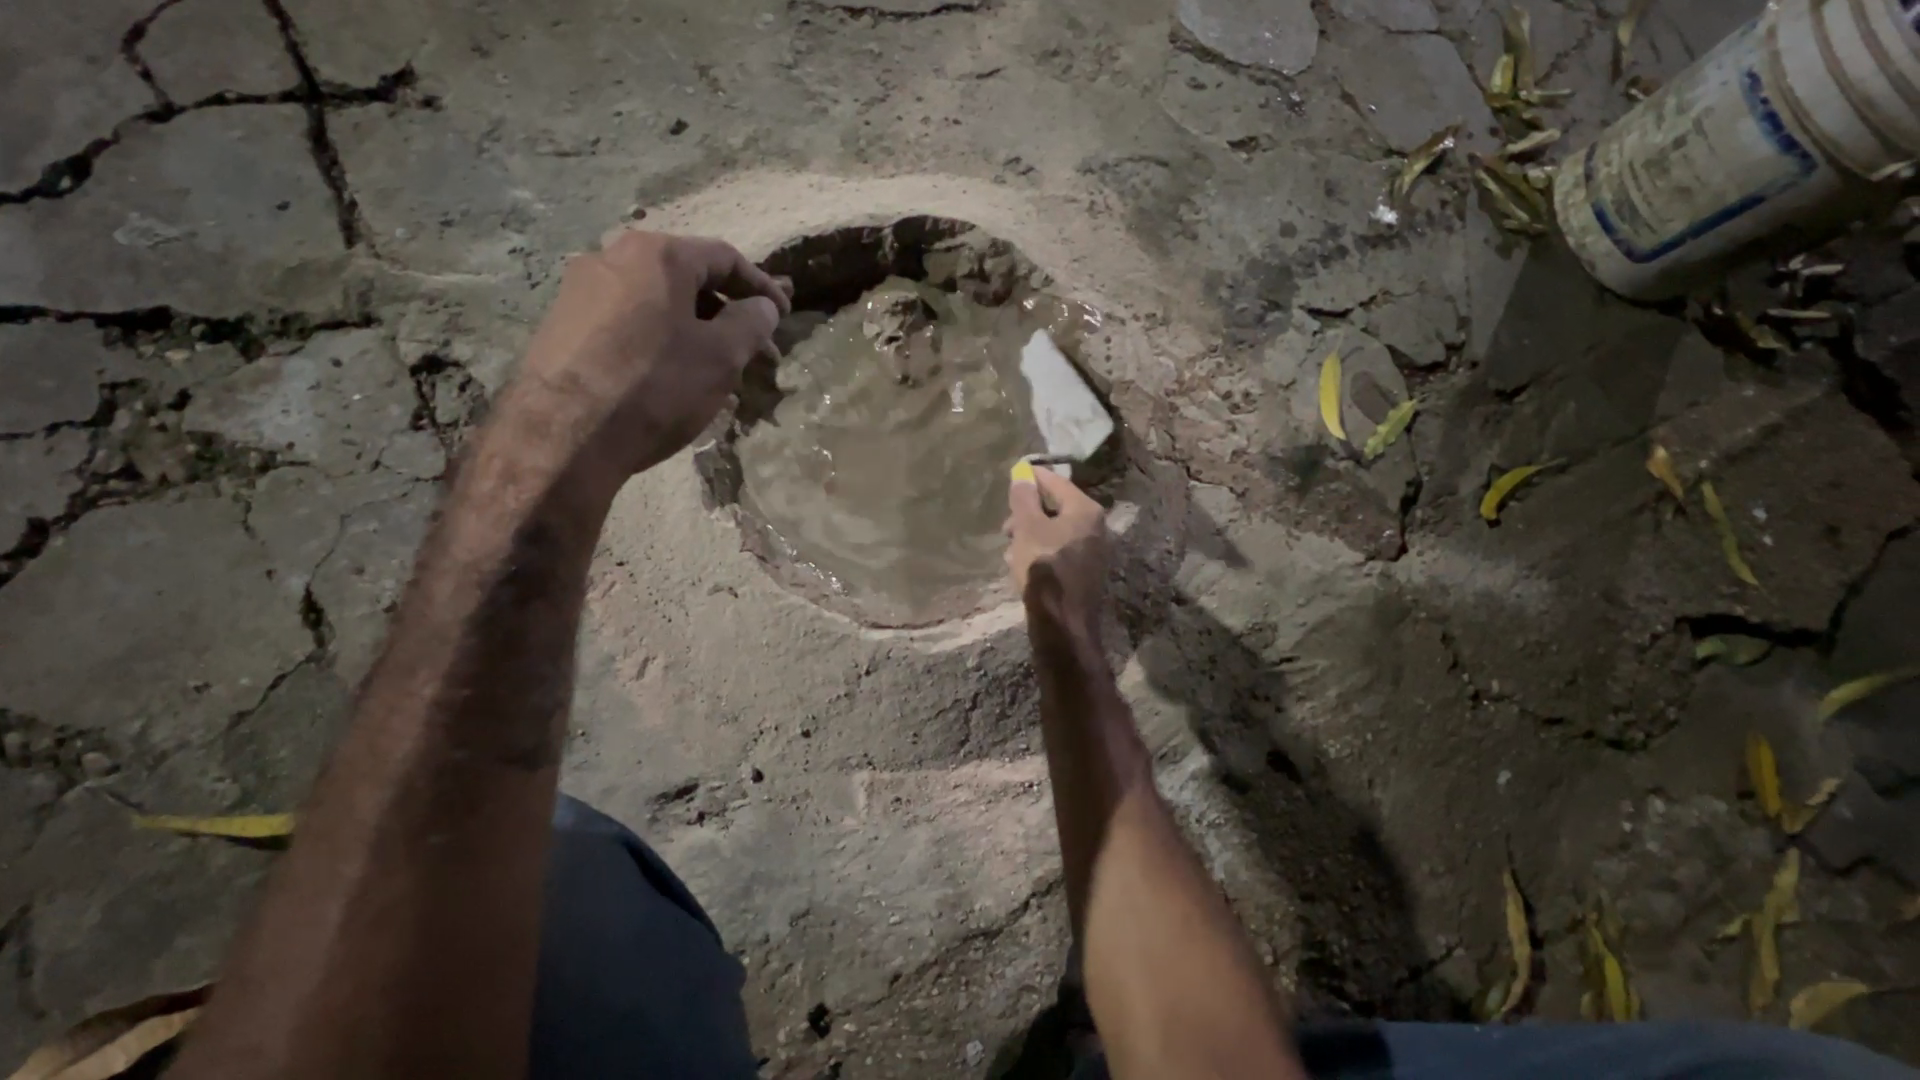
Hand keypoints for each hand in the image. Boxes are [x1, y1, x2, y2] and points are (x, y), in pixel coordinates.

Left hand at [505, 229, 791, 488]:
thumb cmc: (655, 387)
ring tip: (720, 373)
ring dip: (697, 333)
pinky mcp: (562, 326)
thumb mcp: (721, 357)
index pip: (725, 257)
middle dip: (729, 316)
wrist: (564, 436)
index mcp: (656, 254)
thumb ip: (751, 322)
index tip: (783, 317)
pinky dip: (661, 343)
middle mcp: (612, 257)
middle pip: (688, 280)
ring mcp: (581, 291)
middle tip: (758, 353)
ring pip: (658, 305)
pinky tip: (675, 378)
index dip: (762, 287)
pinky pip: (629, 324)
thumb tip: (761, 307)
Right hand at [1005, 464, 1109, 637]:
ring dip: (1029, 535)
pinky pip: (1058, 551)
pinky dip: (1039, 551)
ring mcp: (1092, 550)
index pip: (1056, 482)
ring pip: (1054, 531)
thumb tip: (1022, 474)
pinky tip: (1019, 566)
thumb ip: (1024, 498)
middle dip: (1027, 512)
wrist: (1062, 622)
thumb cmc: (1043, 568)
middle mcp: (1095, 526)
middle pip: (1055, 507)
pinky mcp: (1084, 571)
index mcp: (1085, 510)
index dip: (1032, 478)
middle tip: (1005, 526)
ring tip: (1009, 551)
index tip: (1012, 476)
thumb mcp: (1027, 528)